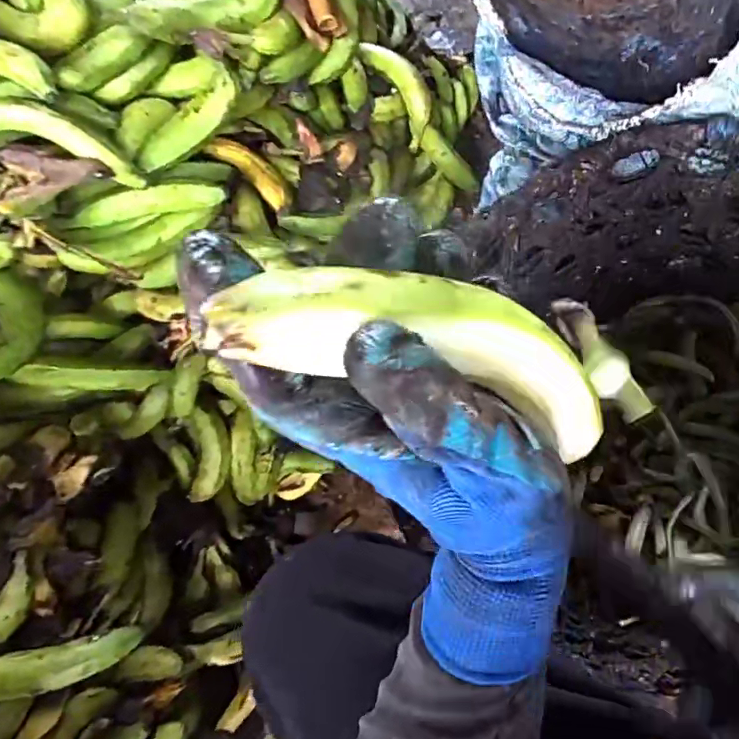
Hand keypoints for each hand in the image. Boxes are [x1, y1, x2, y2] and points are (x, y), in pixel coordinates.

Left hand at [179, 202, 570, 685]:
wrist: (530, 519)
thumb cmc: (502, 507)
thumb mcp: (480, 469)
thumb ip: (432, 414)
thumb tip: (370, 336)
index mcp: (352, 427)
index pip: (272, 374)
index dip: (234, 316)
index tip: (208, 254)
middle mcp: (366, 390)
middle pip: (318, 324)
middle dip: (327, 267)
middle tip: (361, 219)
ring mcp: (405, 367)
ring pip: (371, 301)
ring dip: (381, 258)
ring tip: (404, 222)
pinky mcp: (442, 352)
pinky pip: (425, 301)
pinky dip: (433, 271)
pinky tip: (451, 251)